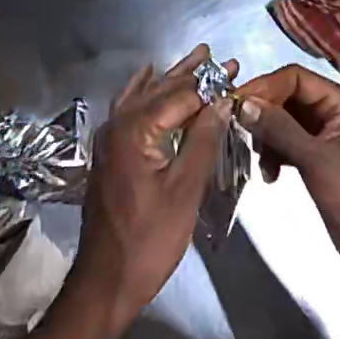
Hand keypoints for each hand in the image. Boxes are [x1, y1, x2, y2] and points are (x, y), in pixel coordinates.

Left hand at [67, 43, 234, 330]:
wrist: (105, 282)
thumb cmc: (150, 239)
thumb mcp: (186, 189)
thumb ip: (203, 139)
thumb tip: (221, 101)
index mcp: (136, 130)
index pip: (181, 96)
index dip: (210, 83)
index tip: (233, 68)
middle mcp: (118, 125)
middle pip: (160, 89)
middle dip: (191, 74)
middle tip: (216, 56)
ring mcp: (109, 138)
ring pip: (143, 96)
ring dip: (169, 79)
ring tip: (194, 60)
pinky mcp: (108, 151)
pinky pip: (128, 108)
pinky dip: (143, 91)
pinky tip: (150, 80)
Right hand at [236, 65, 339, 302]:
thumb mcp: (317, 161)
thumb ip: (280, 129)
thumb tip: (244, 104)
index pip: (295, 78)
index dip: (265, 86)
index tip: (235, 103)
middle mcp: (331, 111)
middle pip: (286, 97)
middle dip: (263, 113)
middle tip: (238, 132)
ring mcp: (323, 135)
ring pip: (282, 121)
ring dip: (267, 138)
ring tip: (262, 163)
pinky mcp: (315, 158)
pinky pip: (285, 143)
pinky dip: (274, 155)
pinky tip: (271, 175)